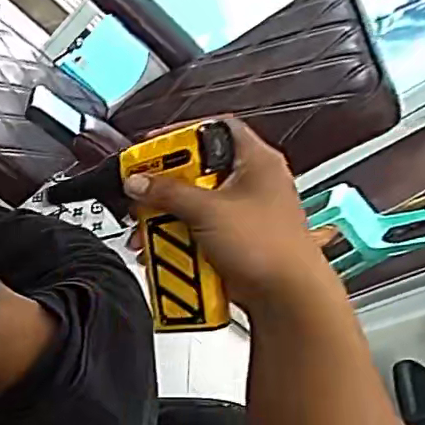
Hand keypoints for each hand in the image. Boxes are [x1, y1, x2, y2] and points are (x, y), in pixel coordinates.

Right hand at [125, 118, 330, 305]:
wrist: (285, 295)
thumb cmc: (270, 248)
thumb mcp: (208, 210)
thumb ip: (168, 193)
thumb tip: (139, 181)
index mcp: (254, 161)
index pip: (212, 129)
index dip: (179, 134)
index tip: (150, 149)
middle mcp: (249, 183)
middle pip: (195, 171)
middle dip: (164, 187)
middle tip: (143, 196)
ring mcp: (240, 213)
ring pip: (192, 205)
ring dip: (165, 217)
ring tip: (149, 229)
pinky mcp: (231, 240)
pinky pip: (195, 231)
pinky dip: (176, 239)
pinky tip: (162, 249)